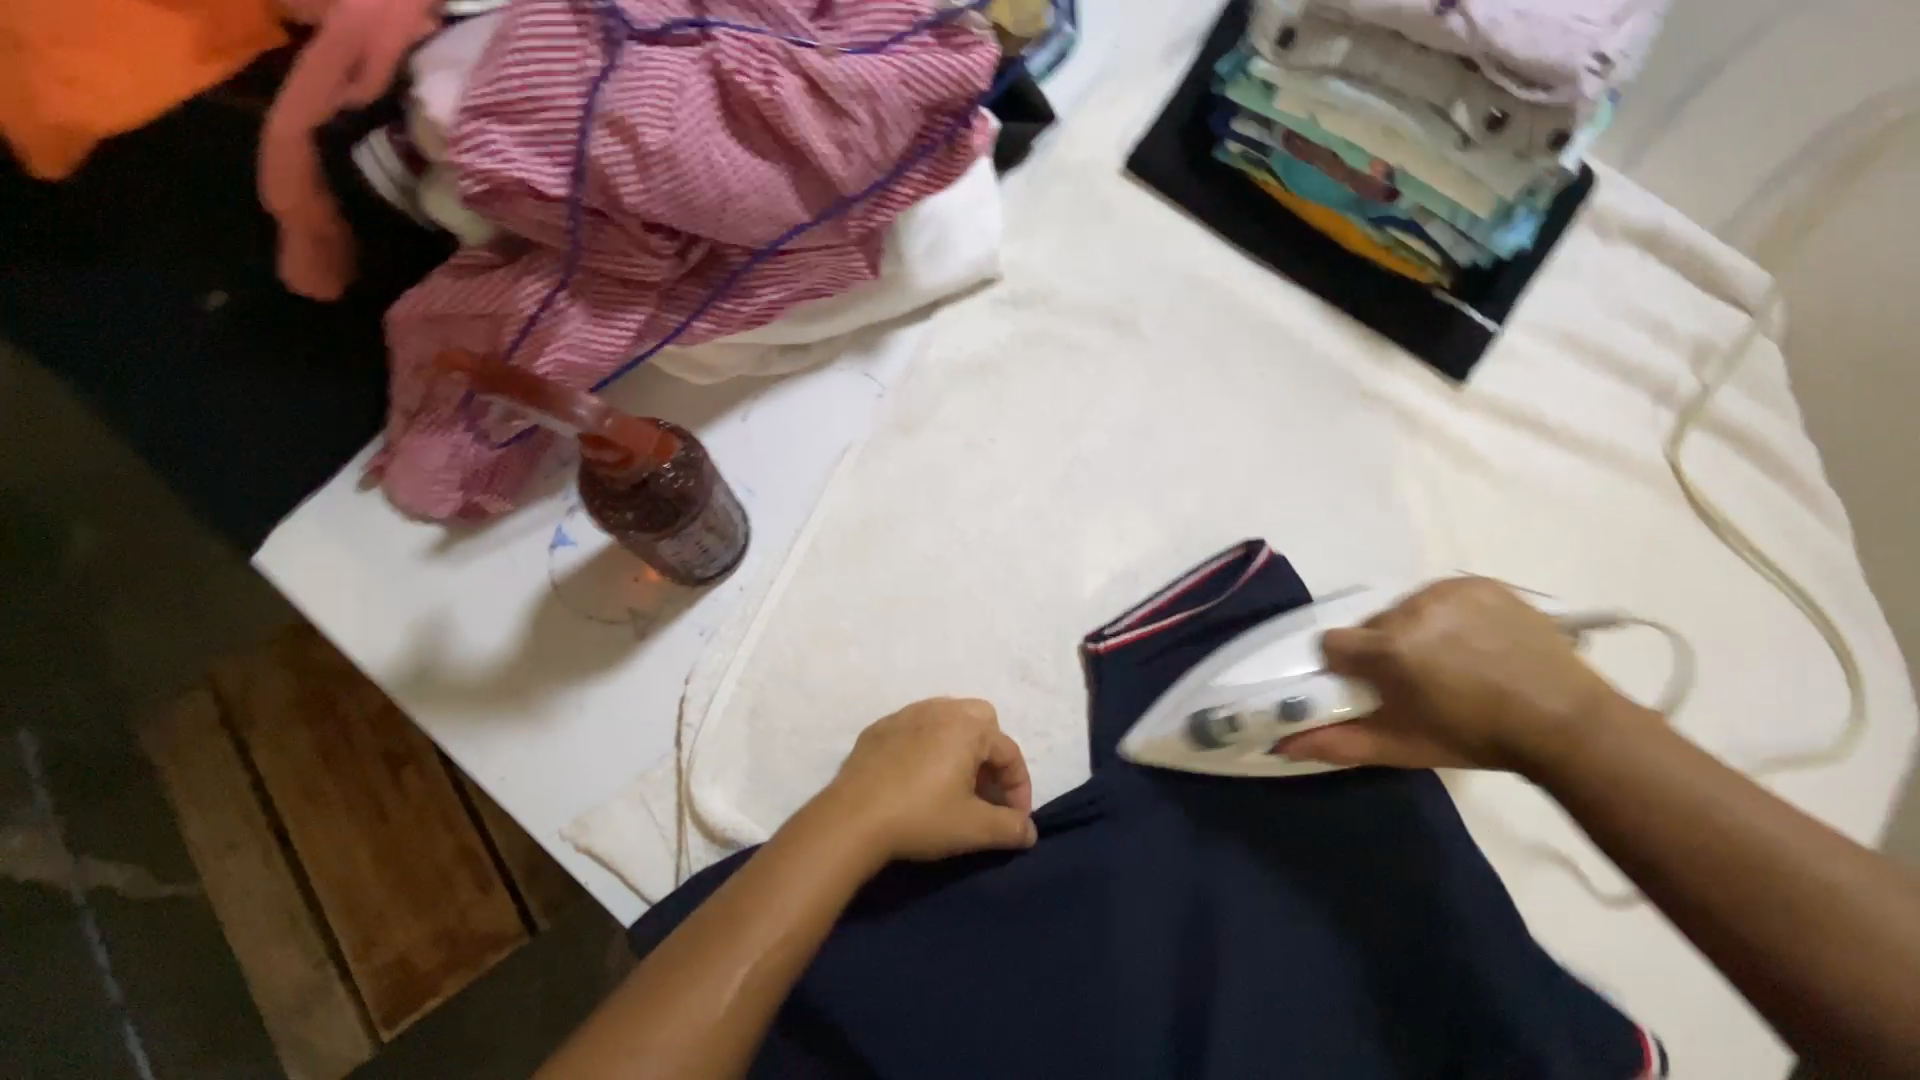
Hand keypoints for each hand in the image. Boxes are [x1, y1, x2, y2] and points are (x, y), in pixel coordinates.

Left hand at [812, 698, 1037, 863]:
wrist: (851, 819)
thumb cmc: (921, 817)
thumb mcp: (974, 829)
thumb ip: (1010, 828)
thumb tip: (1029, 832)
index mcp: (969, 726)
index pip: (1010, 753)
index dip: (1019, 789)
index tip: (1014, 820)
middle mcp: (940, 709)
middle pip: (981, 722)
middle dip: (990, 756)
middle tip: (985, 793)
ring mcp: (905, 715)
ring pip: (947, 721)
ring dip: (959, 749)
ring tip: (954, 786)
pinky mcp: (878, 729)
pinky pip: (915, 730)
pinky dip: (926, 749)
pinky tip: (916, 781)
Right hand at [1277, 578, 1649, 772]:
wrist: (1565, 722)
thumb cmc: (1475, 738)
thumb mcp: (1401, 746)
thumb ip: (1337, 742)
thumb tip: (1281, 743)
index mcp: (1388, 649)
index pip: (1333, 643)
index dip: (1349, 667)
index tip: (1374, 685)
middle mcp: (1410, 610)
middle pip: (1372, 625)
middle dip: (1385, 649)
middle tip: (1420, 680)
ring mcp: (1448, 592)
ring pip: (1405, 608)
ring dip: (1416, 630)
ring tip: (1453, 660)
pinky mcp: (1479, 583)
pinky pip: (1442, 595)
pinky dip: (1449, 615)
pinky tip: (1475, 640)